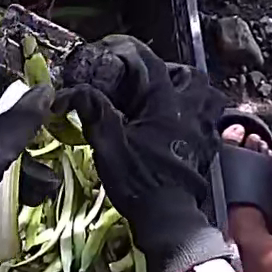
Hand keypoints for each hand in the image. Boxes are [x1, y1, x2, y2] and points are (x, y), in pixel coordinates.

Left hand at [0, 63, 51, 271]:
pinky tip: (36, 195)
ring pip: (15, 143)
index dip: (17, 81)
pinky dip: (25, 179)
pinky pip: (12, 168)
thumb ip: (18, 122)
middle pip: (10, 111)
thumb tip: (47, 89)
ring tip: (46, 184)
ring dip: (34, 162)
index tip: (43, 97)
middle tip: (52, 138)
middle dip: (33, 127)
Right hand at [56, 36, 230, 271]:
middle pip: (190, 76)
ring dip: (187, 92)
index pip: (149, 63)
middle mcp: (191, 112)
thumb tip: (65, 94)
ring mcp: (203, 132)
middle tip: (145, 80)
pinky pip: (207, 122)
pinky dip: (192, 116)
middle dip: (167, 71)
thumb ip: (91, 111)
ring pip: (207, 97)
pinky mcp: (205, 150)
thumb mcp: (107, 143)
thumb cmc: (138, 180)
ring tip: (164, 99)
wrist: (167, 219)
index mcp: (167, 104)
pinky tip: (174, 126)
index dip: (126, 51)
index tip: (107, 51)